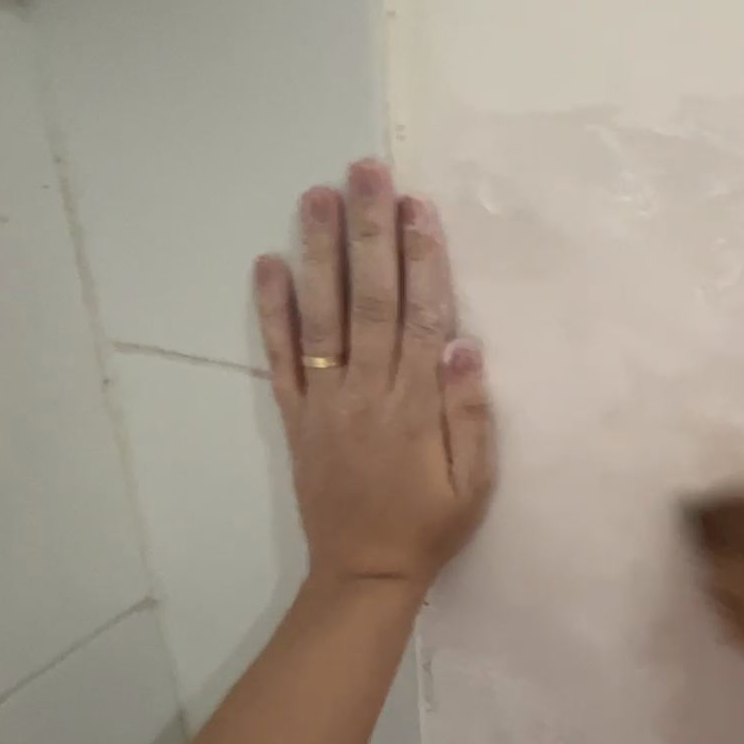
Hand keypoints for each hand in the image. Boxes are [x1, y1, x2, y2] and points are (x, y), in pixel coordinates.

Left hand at [253, 160, 494, 594]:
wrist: (365, 572)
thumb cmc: (432, 525)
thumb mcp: (475, 481)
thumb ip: (471, 413)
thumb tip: (467, 344)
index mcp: (415, 405)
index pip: (422, 318)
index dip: (422, 260)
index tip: (417, 207)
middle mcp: (366, 392)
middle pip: (370, 299)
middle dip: (369, 233)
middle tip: (365, 172)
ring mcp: (325, 402)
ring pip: (321, 317)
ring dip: (319, 254)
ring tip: (316, 195)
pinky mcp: (296, 417)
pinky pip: (281, 358)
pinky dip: (271, 312)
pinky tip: (267, 265)